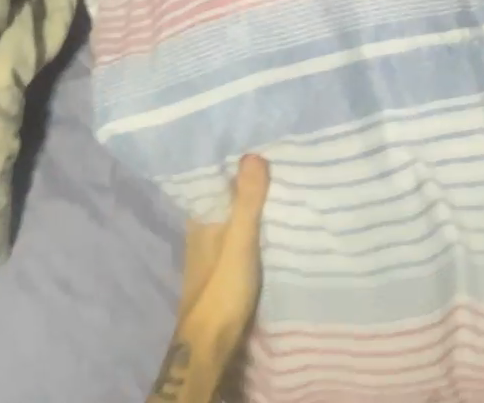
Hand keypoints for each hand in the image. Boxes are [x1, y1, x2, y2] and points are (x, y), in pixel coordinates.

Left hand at [177, 153, 270, 341]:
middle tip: (280, 157)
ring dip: (254, 202)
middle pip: (227, 194)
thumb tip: (253, 153)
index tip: (261, 140)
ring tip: (283, 181)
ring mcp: (213, 247)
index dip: (236, 160)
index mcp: (200, 216)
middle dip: (249, 179)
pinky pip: (241, 232)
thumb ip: (247, 201)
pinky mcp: (225, 264)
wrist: (211, 343)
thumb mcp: (239, 240)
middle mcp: (203, 227)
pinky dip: (255, 223)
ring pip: (235, 214)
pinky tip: (274, 219)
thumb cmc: (222, 287)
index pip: (216, 177)